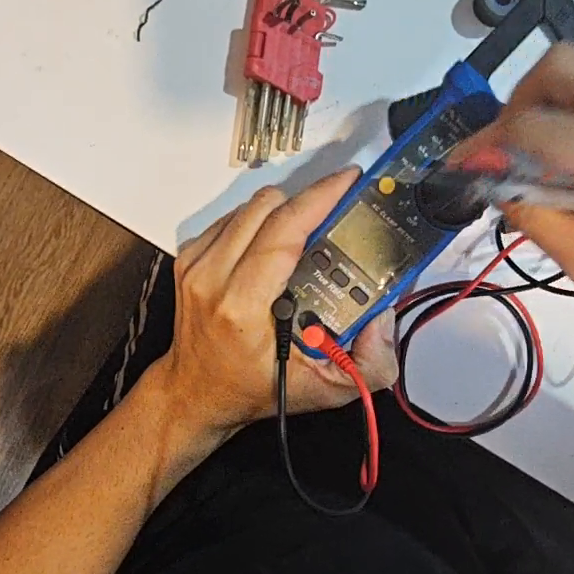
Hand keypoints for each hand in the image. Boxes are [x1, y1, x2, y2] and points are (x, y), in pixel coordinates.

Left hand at [148, 169, 398, 438]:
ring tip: (310, 231)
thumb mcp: (324, 389)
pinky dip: (260, 222)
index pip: (283, 231)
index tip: (349, 181)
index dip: (319, 198)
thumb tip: (384, 314)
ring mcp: (196, 264)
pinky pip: (233, 217)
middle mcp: (212, 278)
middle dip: (310, 200)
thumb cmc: (255, 388)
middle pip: (267, 207)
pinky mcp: (190, 258)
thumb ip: (370, 362)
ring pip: (250, 207)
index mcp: (240, 306)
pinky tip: (275, 245)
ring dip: (286, 210)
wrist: (198, 392)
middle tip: (340, 209)